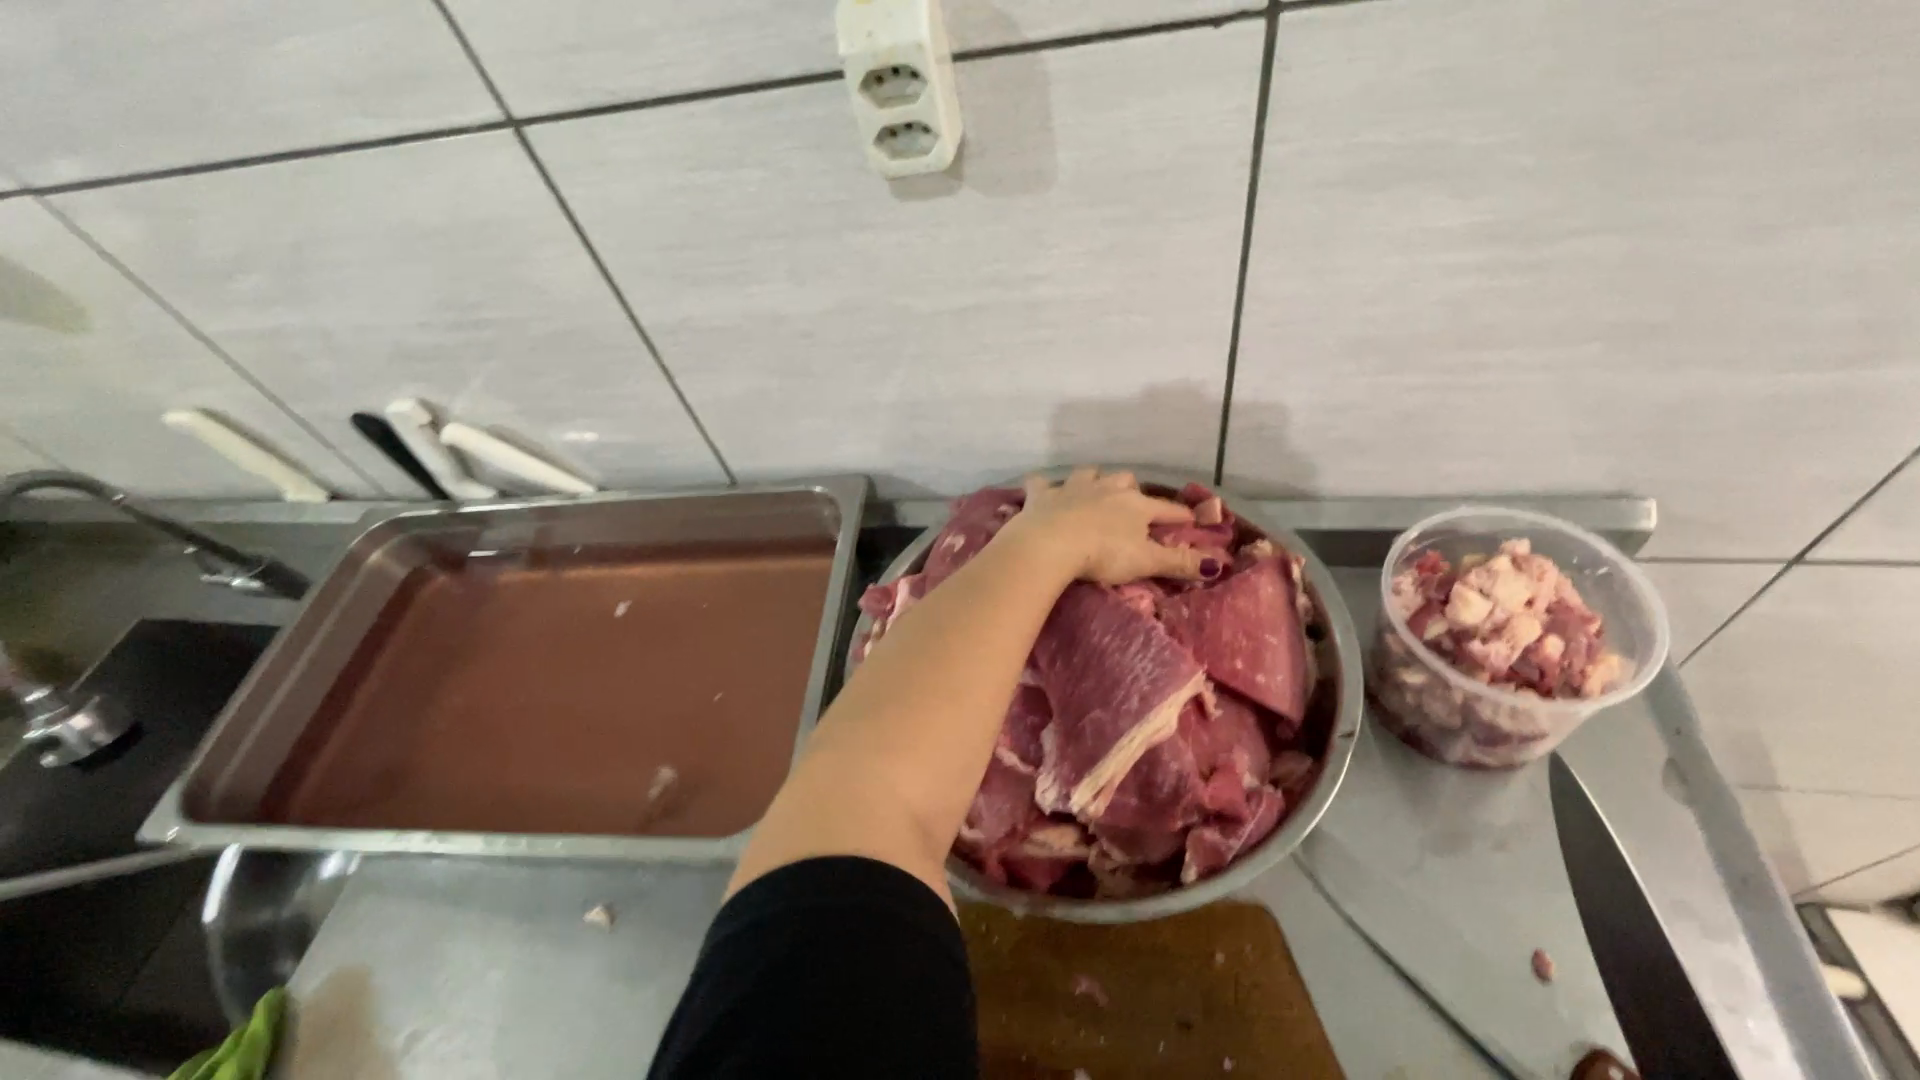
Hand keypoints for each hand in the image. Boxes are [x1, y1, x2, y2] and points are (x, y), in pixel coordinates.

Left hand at [998, 468, 1215, 585]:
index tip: (1191, 519)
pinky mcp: (1042, 496)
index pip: (1165, 509)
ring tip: (1093, 491)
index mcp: (1135, 505)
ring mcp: (1072, 488)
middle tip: (1132, 504)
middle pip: (1126, 480)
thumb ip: (1179, 562)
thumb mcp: (1145, 562)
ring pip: (1089, 473)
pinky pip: (1041, 484)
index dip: (1180, 515)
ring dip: (1093, 480)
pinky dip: (1043, 487)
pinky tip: (1042, 490)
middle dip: (1132, 490)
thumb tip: (1216, 564)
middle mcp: (1106, 489)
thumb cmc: (1102, 554)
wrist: (1050, 543)